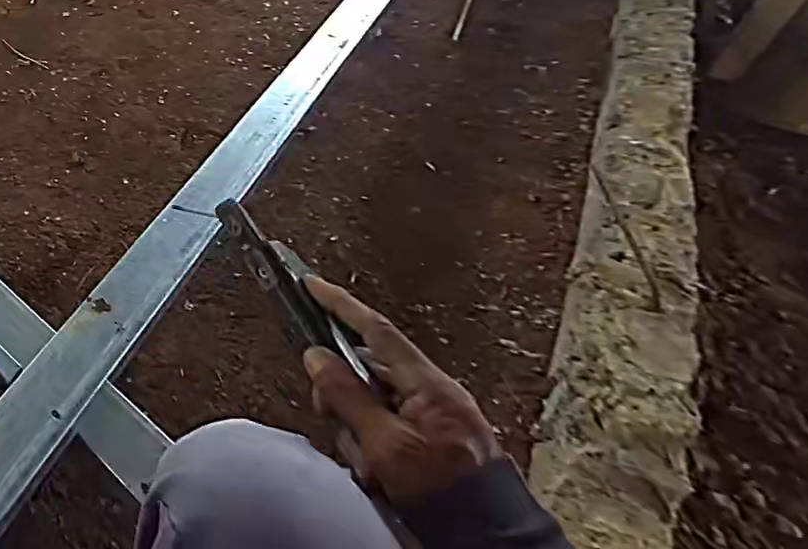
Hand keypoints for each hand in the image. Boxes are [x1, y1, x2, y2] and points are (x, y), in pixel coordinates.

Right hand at [301, 277, 501, 502]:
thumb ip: (348, 396)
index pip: (377, 330)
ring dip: (357, 428)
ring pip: (373, 401)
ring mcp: (436, 419)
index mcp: (430, 386)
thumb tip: (316, 357)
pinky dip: (372, 444)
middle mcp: (435, 395)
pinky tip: (377, 472)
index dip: (340, 304)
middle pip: (368, 369)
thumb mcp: (385, 446)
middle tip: (327, 412)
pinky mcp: (434, 443)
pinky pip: (387, 425)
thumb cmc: (449, 498)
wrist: (495, 548)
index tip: (311, 284)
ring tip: (366, 463)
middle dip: (341, 390)